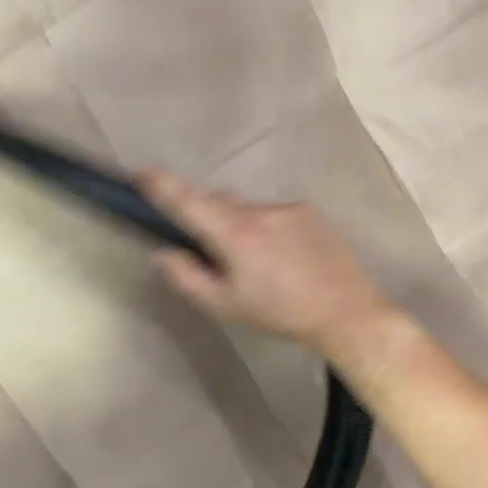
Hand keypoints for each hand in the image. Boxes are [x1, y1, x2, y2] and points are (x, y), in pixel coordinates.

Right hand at [139, 170, 391, 352]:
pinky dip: (261, 227)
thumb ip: (187, 277)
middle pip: (216, 201)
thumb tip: (162, 252)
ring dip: (234, 224)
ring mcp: (285, 208)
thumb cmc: (279, 314)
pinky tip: (275, 256)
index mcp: (235, 235)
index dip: (162, 186)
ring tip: (248, 260)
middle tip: (201, 244)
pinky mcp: (306, 211)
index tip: (141, 173)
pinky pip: (269, 212)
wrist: (346, 311)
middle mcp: (259, 211)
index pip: (189, 202)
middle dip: (202, 214)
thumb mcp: (224, 306)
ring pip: (244, 208)